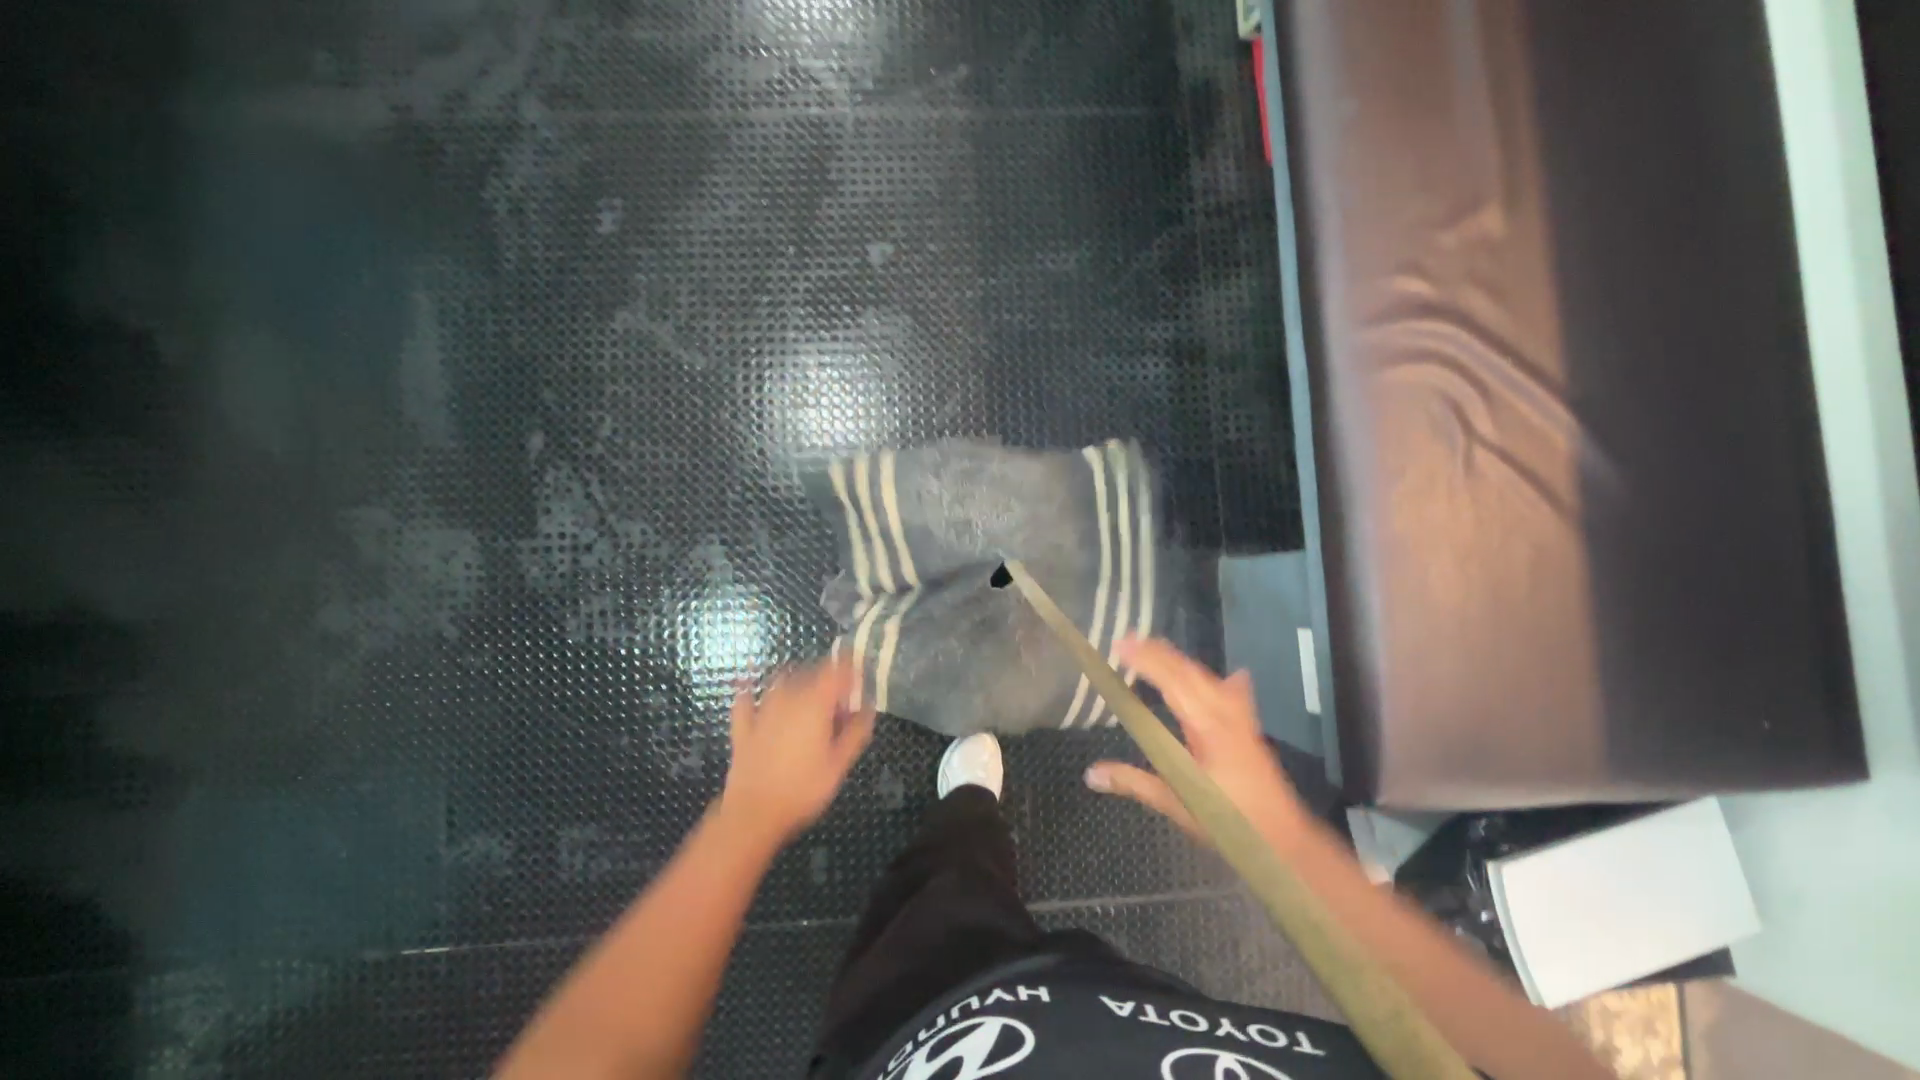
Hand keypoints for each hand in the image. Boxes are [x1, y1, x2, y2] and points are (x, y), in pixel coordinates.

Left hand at [718, 657, 875, 845]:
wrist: (754, 813)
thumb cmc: (803, 790)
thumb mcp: (839, 765)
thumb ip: (855, 733)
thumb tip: (868, 709)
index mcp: (815, 705)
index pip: (836, 671)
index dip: (850, 669)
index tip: (860, 677)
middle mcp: (788, 699)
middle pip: (810, 674)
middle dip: (828, 679)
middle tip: (842, 699)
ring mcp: (762, 712)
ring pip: (781, 682)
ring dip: (797, 681)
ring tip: (809, 694)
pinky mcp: (742, 728)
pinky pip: (744, 701)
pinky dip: (748, 690)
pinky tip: (748, 685)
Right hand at [1084, 637, 1304, 843]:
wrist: (1283, 836)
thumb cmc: (1228, 818)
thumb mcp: (1175, 802)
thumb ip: (1133, 782)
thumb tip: (1091, 773)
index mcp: (1207, 726)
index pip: (1173, 681)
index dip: (1147, 660)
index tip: (1121, 645)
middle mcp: (1225, 714)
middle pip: (1190, 672)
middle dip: (1159, 653)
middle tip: (1129, 639)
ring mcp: (1240, 720)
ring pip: (1209, 679)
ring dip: (1182, 663)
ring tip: (1158, 650)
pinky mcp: (1249, 731)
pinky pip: (1233, 693)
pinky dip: (1219, 682)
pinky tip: (1232, 677)